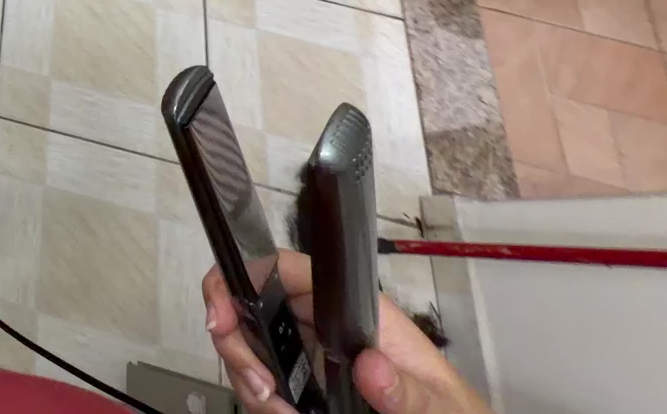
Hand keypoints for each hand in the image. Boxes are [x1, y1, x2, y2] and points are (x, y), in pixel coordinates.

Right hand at [204, 252, 492, 413]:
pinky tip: (278, 413)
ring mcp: (303, 350)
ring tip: (275, 410)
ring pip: (245, 342)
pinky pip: (256, 377)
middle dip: (236, 341)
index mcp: (348, 308)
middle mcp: (317, 319)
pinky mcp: (297, 381)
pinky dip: (257, 398)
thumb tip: (369, 365)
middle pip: (247, 304)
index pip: (280, 268)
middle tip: (255, 384)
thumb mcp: (444, 408)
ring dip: (245, 376)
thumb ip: (411, 392)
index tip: (222, 316)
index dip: (240, 277)